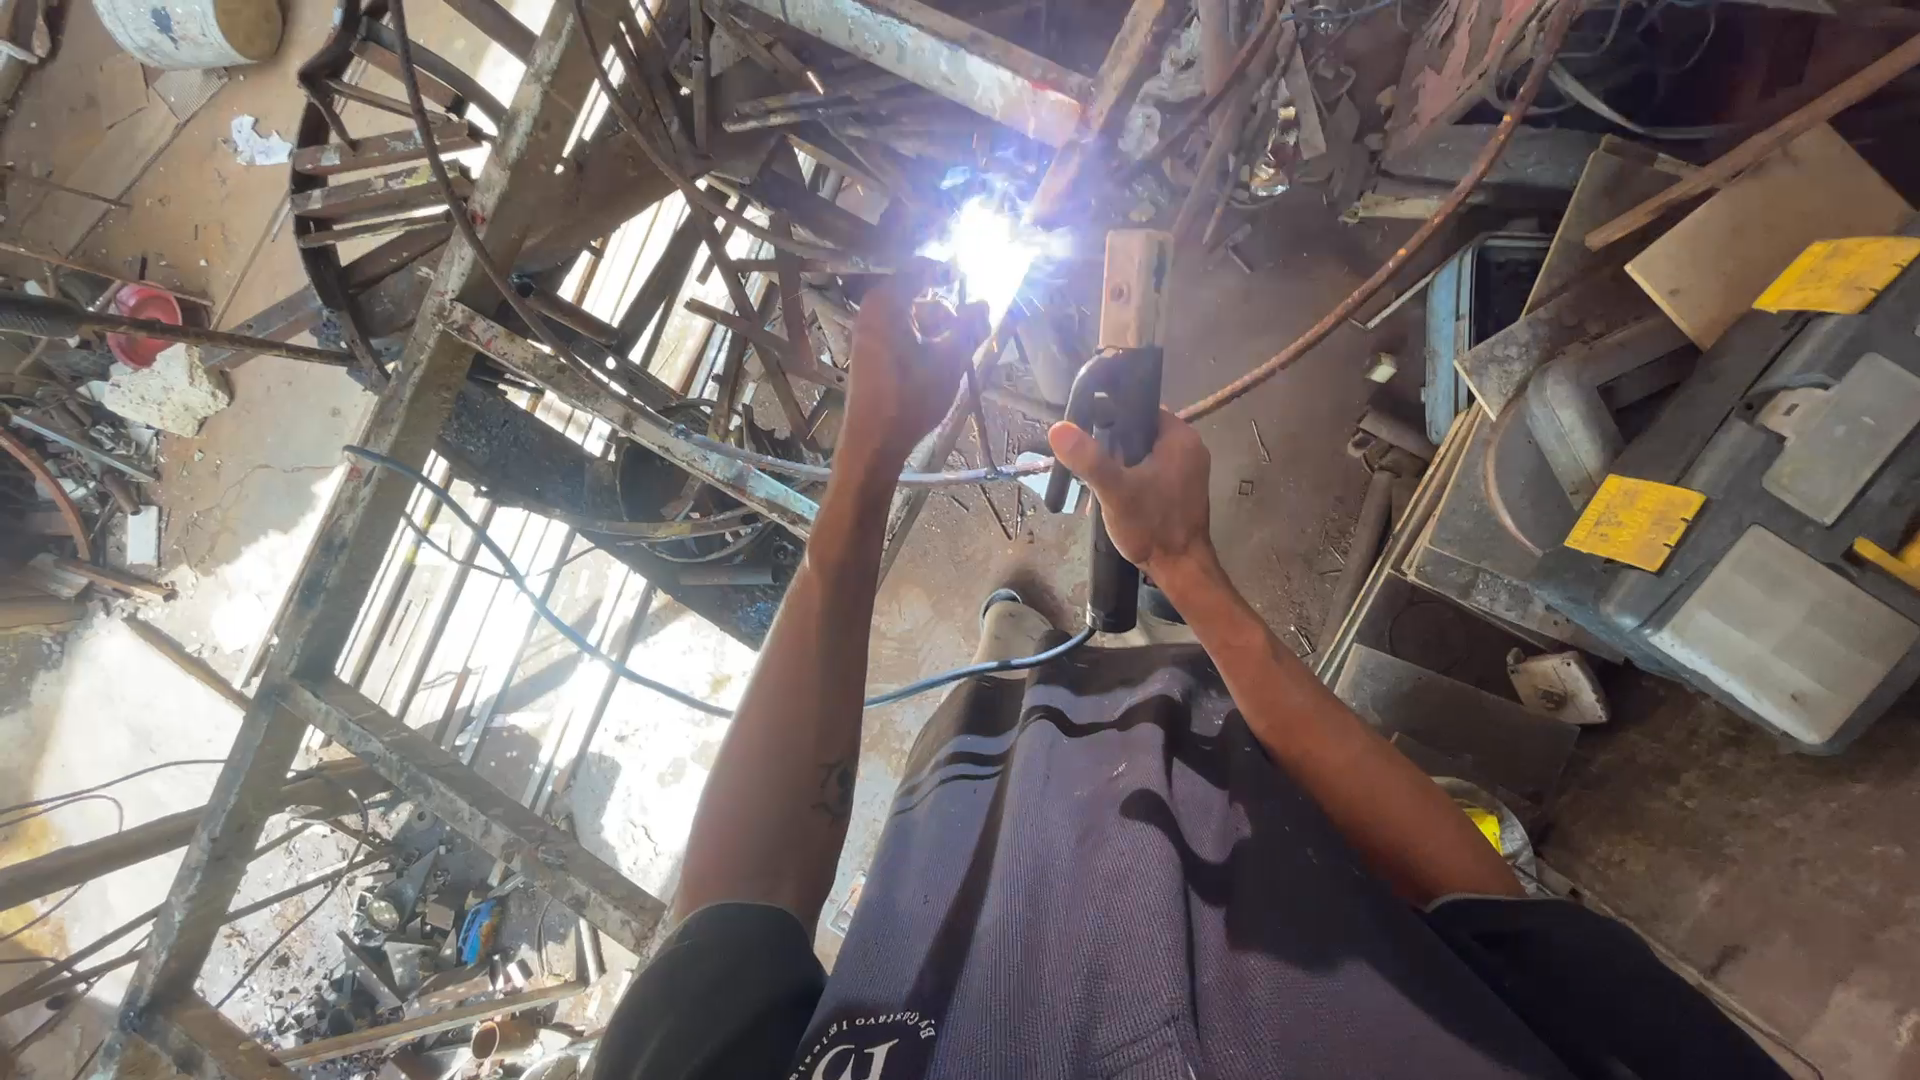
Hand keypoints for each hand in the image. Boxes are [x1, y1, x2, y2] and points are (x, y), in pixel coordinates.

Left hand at [841, 270, 987, 463]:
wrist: (874, 441)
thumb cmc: (911, 398)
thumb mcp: (950, 360)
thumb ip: (969, 326)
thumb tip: (983, 302)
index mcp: (887, 303)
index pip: (921, 269)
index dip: (948, 272)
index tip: (970, 283)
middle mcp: (872, 311)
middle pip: (919, 296)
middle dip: (948, 313)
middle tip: (973, 333)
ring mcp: (868, 334)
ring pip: (913, 319)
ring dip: (938, 333)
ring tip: (957, 358)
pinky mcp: (870, 355)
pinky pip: (902, 336)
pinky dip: (923, 344)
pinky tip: (937, 368)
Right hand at [1048, 409, 1214, 580]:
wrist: (1180, 569)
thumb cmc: (1151, 526)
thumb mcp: (1115, 491)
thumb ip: (1089, 459)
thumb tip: (1058, 428)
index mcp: (1180, 437)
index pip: (1140, 410)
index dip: (1112, 420)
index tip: (1092, 440)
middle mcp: (1189, 448)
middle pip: (1138, 434)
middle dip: (1112, 451)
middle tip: (1096, 473)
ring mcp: (1187, 471)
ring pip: (1142, 455)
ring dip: (1119, 468)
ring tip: (1102, 488)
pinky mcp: (1181, 490)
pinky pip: (1150, 473)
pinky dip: (1131, 481)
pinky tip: (1117, 498)